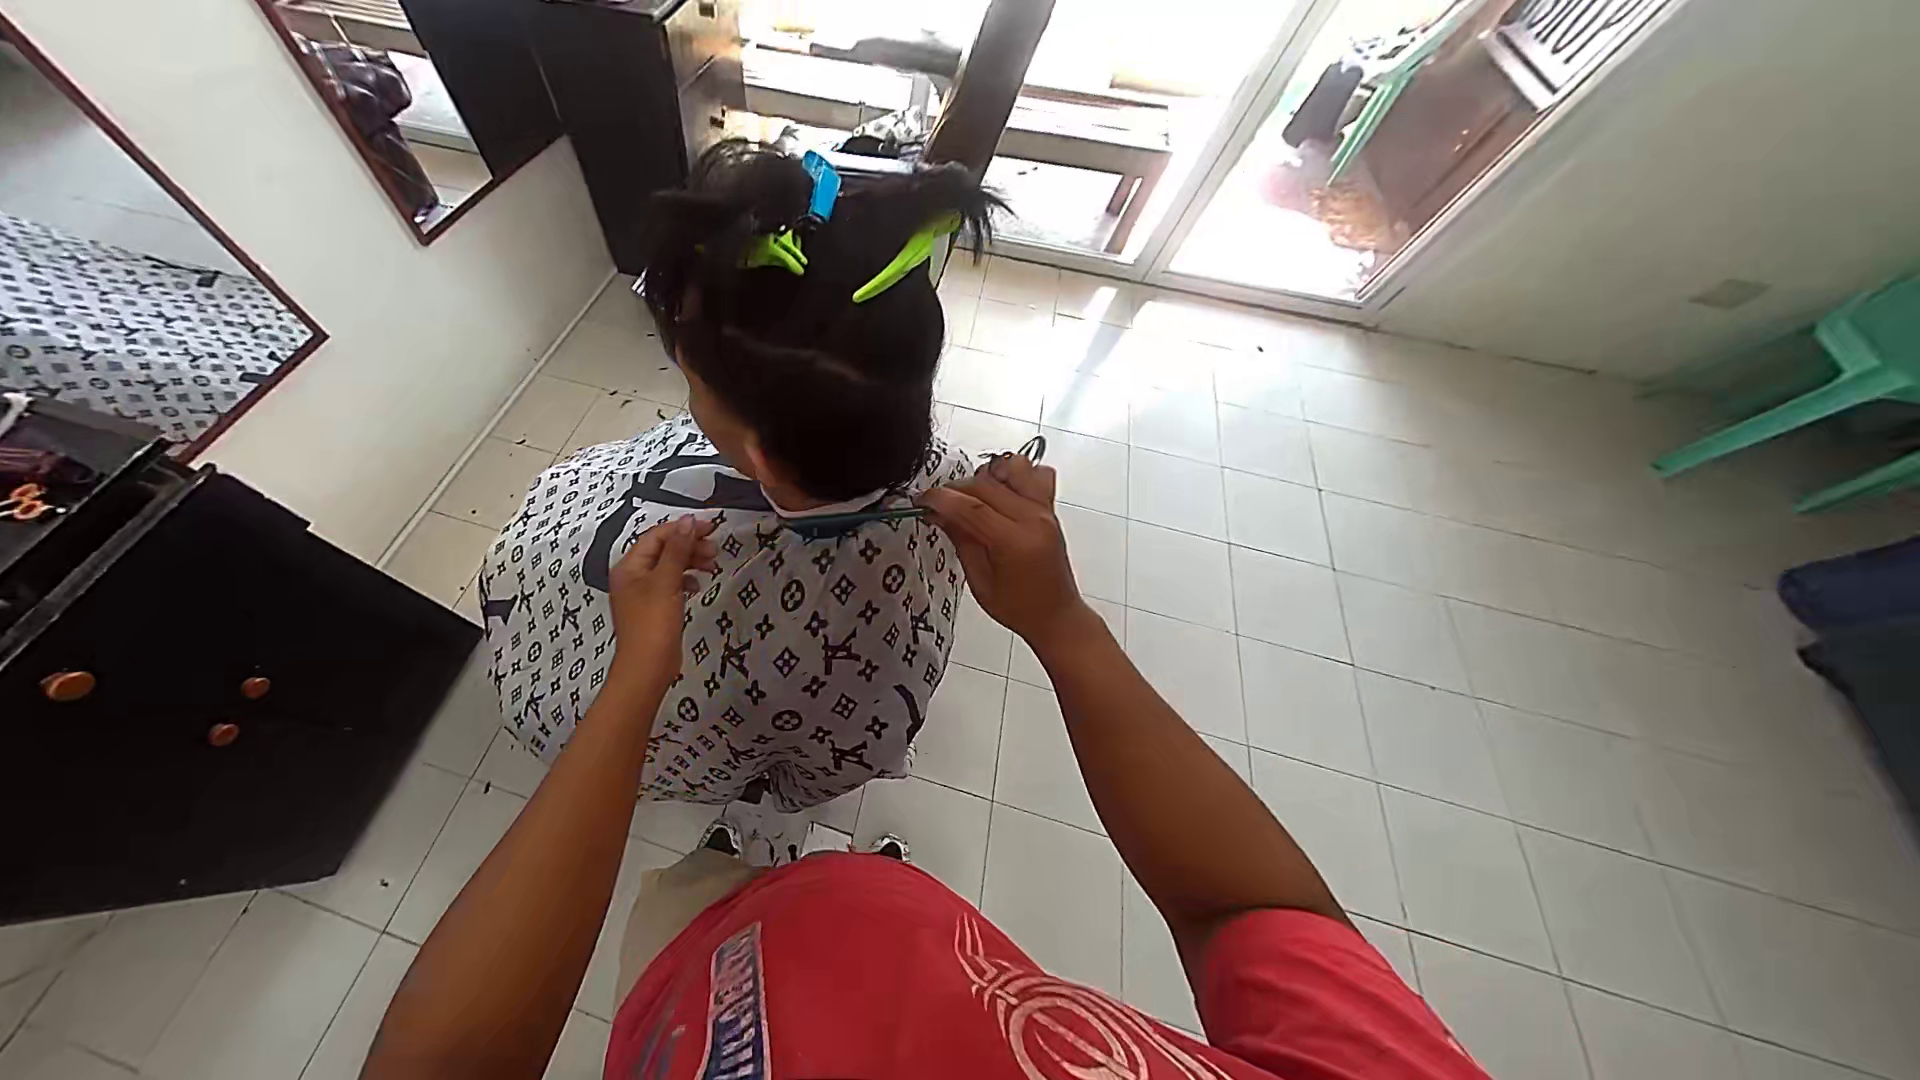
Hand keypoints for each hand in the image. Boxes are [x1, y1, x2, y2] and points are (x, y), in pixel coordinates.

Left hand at [607, 516, 718, 683]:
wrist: (647, 666)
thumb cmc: (652, 625)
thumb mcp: (666, 582)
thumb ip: (677, 550)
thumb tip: (688, 523)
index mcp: (629, 566)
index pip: (657, 536)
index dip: (683, 529)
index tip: (710, 528)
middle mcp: (633, 576)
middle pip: (664, 549)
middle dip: (690, 545)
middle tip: (714, 548)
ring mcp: (644, 592)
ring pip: (670, 565)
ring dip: (691, 561)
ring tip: (712, 565)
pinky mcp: (655, 606)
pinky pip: (673, 582)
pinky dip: (688, 579)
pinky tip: (697, 585)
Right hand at [917, 454, 1094, 650]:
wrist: (1056, 615)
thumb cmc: (1019, 607)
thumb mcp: (980, 581)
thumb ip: (961, 540)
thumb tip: (939, 513)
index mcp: (1014, 541)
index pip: (970, 506)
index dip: (940, 498)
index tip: (922, 500)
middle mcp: (1033, 519)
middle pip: (987, 484)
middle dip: (956, 489)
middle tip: (938, 505)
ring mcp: (1045, 511)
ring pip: (1014, 467)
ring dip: (988, 475)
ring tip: (974, 497)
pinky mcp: (1051, 509)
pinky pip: (1037, 475)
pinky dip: (1017, 475)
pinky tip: (1003, 493)